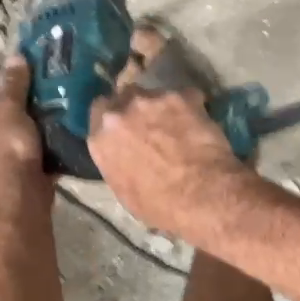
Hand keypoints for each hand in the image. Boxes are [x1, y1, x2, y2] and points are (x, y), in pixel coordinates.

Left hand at [0, 56, 52, 219]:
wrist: (19, 202)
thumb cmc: (6, 151)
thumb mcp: (10, 110)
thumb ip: (13, 86)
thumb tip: (15, 55)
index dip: (5, 107)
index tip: (28, 101)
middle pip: (0, 136)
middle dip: (20, 129)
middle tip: (48, 115)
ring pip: (16, 156)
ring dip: (33, 149)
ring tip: (59, 133)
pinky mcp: (14, 195)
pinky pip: (31, 172)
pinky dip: (43, 166)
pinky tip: (62, 156)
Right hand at [89, 74, 252, 237]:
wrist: (199, 195)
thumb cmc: (159, 205)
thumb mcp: (124, 190)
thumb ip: (118, 161)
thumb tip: (125, 155)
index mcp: (100, 138)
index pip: (99, 111)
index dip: (114, 116)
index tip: (125, 125)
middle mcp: (119, 112)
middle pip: (125, 96)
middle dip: (137, 108)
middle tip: (153, 124)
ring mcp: (150, 100)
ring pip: (155, 94)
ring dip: (164, 107)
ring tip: (180, 127)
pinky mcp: (181, 96)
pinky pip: (186, 97)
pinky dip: (192, 108)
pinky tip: (200, 125)